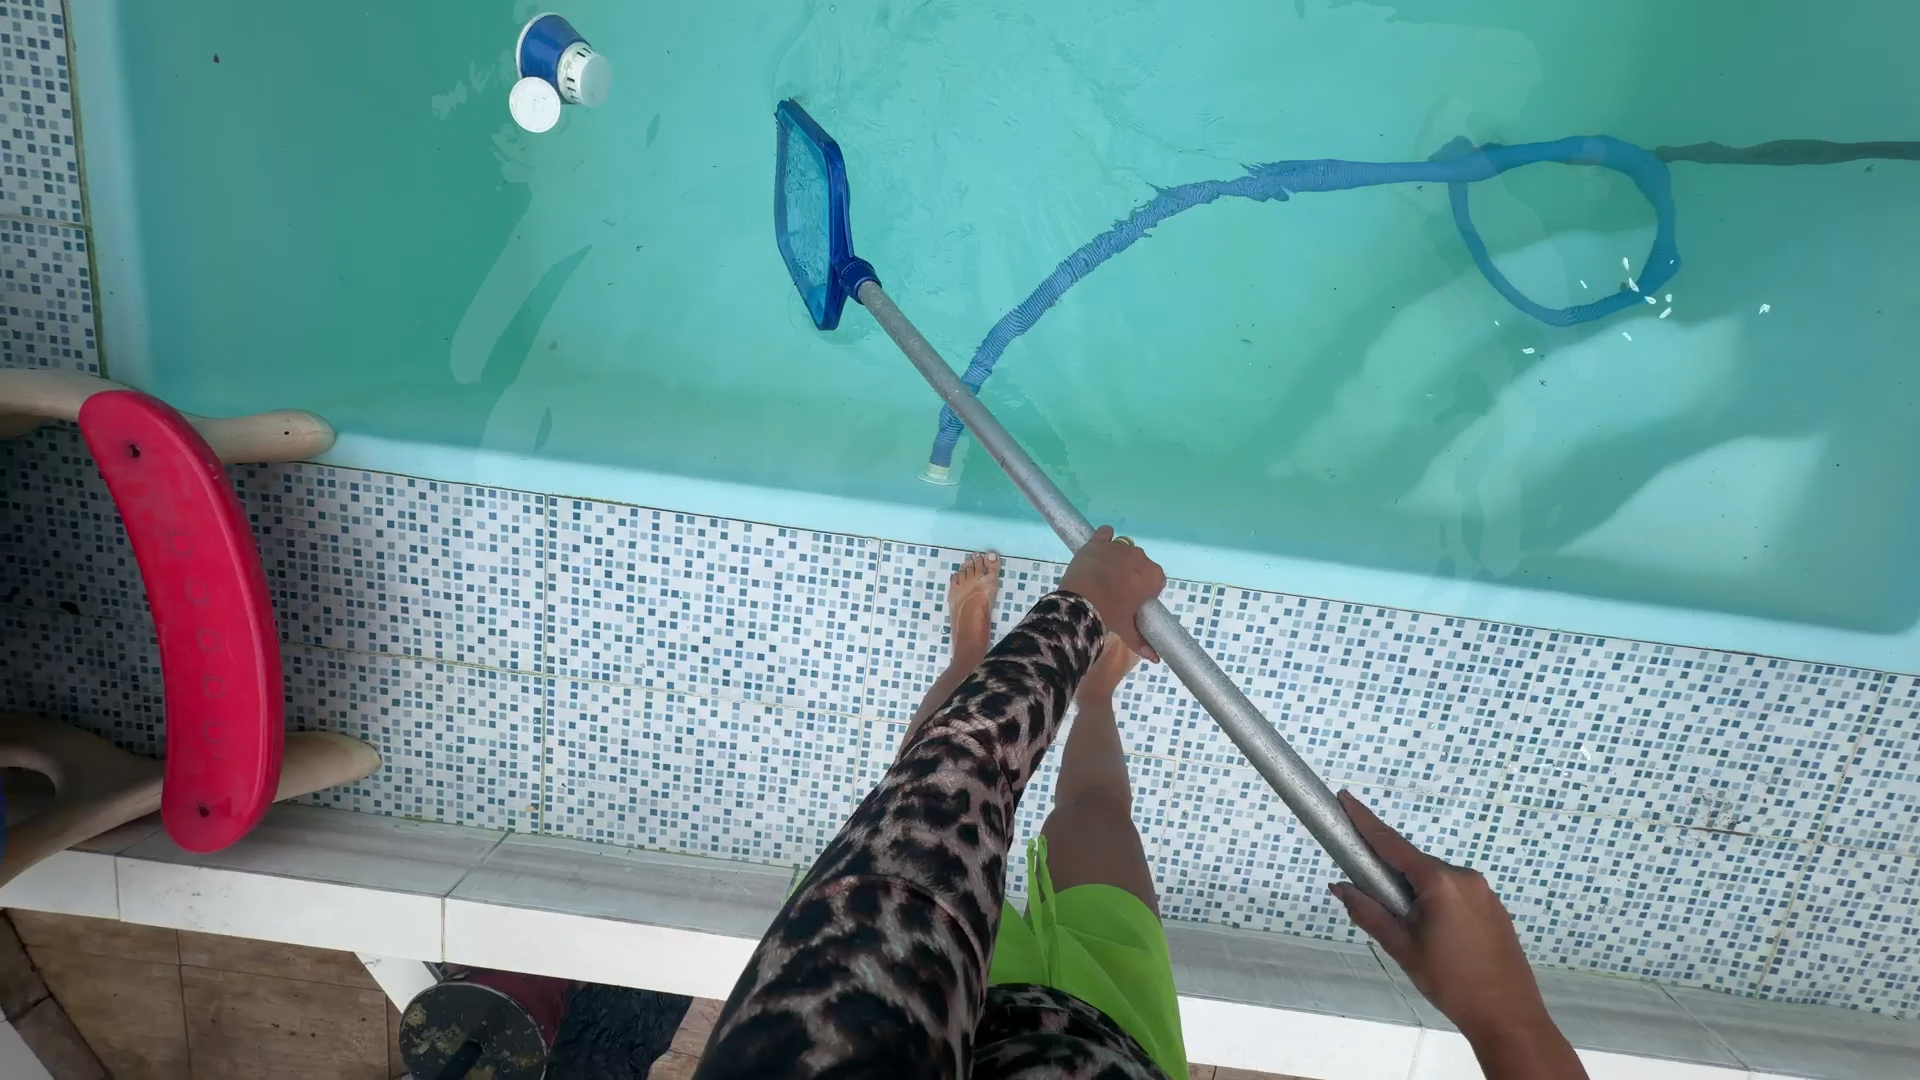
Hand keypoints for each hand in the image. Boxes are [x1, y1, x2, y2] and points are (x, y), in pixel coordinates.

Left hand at [1057, 526, 1165, 660]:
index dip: (1147, 588)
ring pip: (1125, 549)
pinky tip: (1101, 546)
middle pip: (1141, 563)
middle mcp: (1139, 557)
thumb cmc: (1109, 616)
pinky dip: (1104, 537)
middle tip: (1118, 591)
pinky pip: (1105, 532)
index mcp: (1151, 576)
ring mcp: (1118, 547)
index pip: (1157, 579)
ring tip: (1106, 574)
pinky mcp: (1097, 543)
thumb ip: (1142, 641)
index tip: (1135, 599)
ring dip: (1119, 559)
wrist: (1080, 604)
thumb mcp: (1127, 629)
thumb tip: (1155, 659)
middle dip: (1133, 574)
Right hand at [1330, 792, 1551, 1042]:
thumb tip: (1339, 887)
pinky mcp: (1494, 908)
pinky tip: (1435, 933)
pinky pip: (1453, 892)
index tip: (1345, 797)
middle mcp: (1464, 878)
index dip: (1364, 820)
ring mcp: (1483, 892)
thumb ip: (1367, 911)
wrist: (1512, 1022)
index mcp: (1439, 883)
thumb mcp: (1401, 947)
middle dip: (1390, 873)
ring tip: (1411, 929)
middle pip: (1413, 863)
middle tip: (1373, 897)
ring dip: (1414, 891)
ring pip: (1433, 880)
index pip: (1391, 843)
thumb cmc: (1451, 983)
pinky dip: (1435, 901)